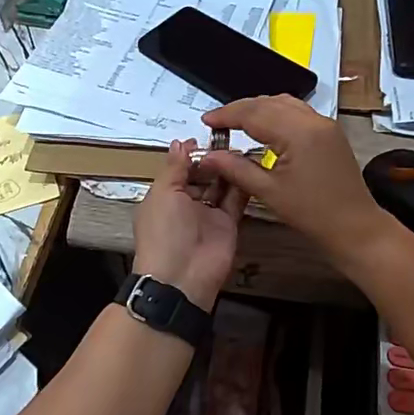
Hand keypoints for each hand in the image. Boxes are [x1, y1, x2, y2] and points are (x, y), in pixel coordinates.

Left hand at [131, 139, 247, 309]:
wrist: (182, 277)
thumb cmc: (164, 234)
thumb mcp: (163, 193)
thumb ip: (174, 167)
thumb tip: (179, 143)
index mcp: (163, 197)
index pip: (178, 170)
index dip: (190, 154)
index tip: (205, 137)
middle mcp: (185, 205)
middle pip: (201, 176)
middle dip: (212, 160)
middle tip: (228, 141)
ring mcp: (207, 215)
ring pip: (220, 186)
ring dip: (228, 169)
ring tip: (241, 149)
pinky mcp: (227, 225)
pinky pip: (236, 201)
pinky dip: (242, 185)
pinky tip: (250, 167)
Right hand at [199, 96, 389, 260]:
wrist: (355, 227)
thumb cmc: (312, 213)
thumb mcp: (268, 192)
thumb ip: (236, 168)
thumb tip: (208, 155)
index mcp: (298, 133)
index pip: (254, 113)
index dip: (227, 114)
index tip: (207, 121)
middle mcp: (313, 121)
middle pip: (268, 103)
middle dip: (240, 109)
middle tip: (217, 122)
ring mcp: (324, 124)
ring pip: (284, 103)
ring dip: (258, 109)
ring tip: (236, 123)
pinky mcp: (329, 133)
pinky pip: (297, 112)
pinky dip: (276, 114)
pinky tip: (263, 128)